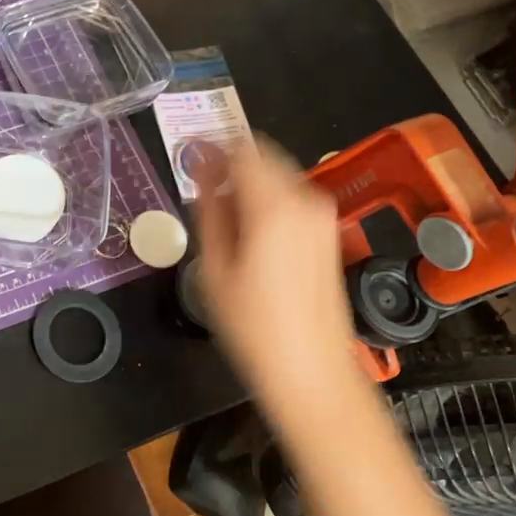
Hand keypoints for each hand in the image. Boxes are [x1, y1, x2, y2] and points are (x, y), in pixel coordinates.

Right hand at [191, 142, 363, 394]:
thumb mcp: (215, 267)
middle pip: (262, 157)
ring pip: (277, 176)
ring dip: (247, 183)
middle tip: (199, 187)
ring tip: (220, 216)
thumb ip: (208, 209)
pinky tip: (247, 232)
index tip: (188, 153)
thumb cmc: (253, 325)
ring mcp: (322, 216)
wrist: (311, 370)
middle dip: (229, 164)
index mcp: (273, 205)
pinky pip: (291, 197)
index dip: (211, 145)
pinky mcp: (327, 233)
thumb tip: (200, 171)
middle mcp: (305, 201)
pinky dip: (265, 200)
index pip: (240, 148)